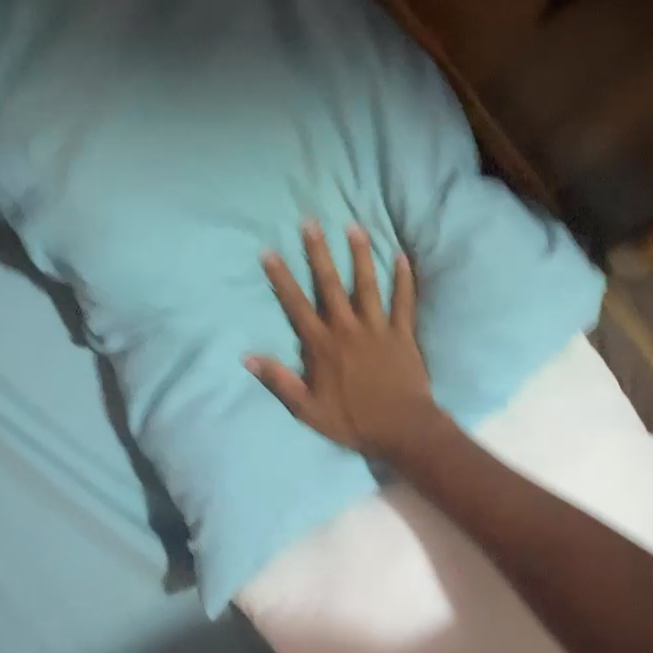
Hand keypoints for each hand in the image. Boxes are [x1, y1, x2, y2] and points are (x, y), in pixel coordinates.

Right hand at [249, 222, 441, 458]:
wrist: (402, 429)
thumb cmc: (353, 422)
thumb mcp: (307, 409)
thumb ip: (279, 380)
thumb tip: (248, 357)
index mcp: (322, 345)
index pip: (296, 305)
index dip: (282, 278)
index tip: (270, 252)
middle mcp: (347, 329)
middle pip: (330, 284)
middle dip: (319, 252)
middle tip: (312, 223)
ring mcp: (377, 329)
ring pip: (368, 284)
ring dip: (361, 255)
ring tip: (355, 227)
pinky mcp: (403, 334)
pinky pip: (404, 302)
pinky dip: (404, 279)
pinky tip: (403, 256)